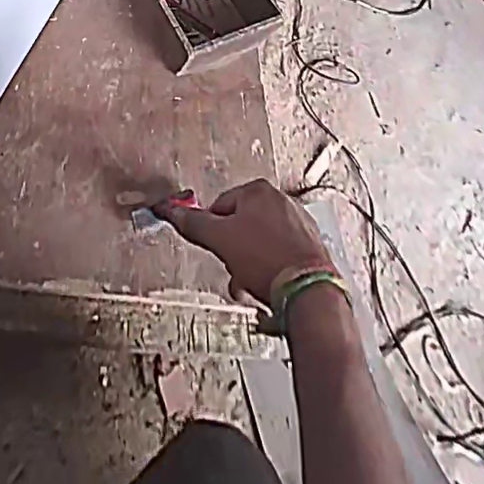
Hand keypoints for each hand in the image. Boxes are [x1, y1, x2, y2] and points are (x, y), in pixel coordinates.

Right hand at [160, 179, 334, 304]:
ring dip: (251, 263)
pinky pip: (280, 254)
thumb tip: (172, 211)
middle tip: (235, 268)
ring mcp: (299, 224)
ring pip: (260, 242)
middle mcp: (281, 201)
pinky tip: (269, 284)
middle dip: (233, 251)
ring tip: (252, 282)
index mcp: (258, 190)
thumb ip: (193, 223)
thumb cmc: (269, 261)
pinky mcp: (311, 247)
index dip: (214, 232)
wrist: (309, 293)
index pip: (219, 206)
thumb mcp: (219, 239)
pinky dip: (272, 268)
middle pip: (241, 225)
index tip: (217, 249)